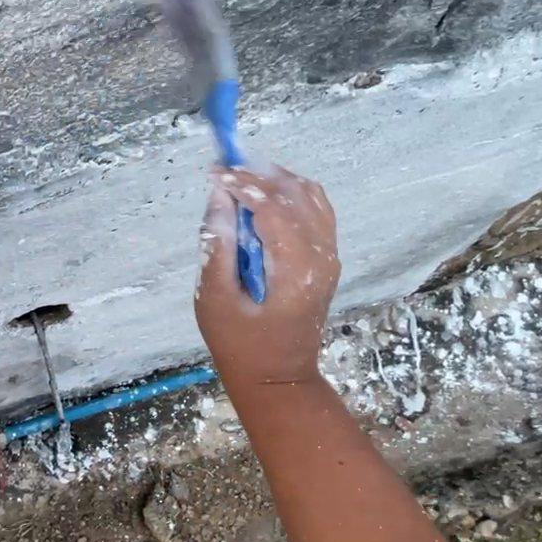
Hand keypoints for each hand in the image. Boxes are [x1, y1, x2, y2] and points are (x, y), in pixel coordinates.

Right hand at [196, 164, 339, 389]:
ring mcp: (329, 257)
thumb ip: (216, 247)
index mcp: (295, 268)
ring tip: (241, 173)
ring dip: (277, 179)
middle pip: (296, 195)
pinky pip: (317, 211)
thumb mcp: (213, 298)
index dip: (242, 184)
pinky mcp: (325, 259)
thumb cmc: (238, 341)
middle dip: (258, 175)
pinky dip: (292, 193)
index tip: (212, 172)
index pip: (273, 208)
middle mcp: (321, 256)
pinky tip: (265, 192)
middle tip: (223, 167)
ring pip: (312, 198)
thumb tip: (218, 200)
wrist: (277, 375)